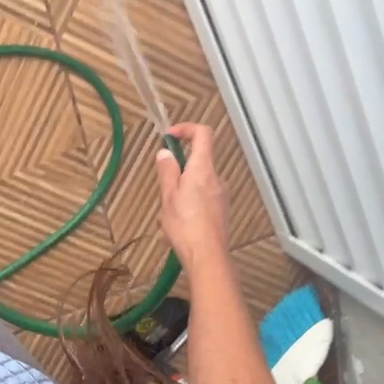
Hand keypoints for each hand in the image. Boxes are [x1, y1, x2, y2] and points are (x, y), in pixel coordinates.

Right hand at [154, 123, 231, 269]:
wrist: (207, 255)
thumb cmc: (185, 226)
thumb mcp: (168, 196)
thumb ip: (167, 171)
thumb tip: (165, 153)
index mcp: (203, 169)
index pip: (202, 134)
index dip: (186, 129)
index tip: (170, 136)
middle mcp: (216, 178)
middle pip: (198, 161)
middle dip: (178, 170)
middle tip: (163, 190)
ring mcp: (221, 195)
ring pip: (198, 183)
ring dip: (181, 192)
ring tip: (168, 215)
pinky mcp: (221, 210)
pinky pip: (202, 199)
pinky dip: (189, 204)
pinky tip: (179, 225)